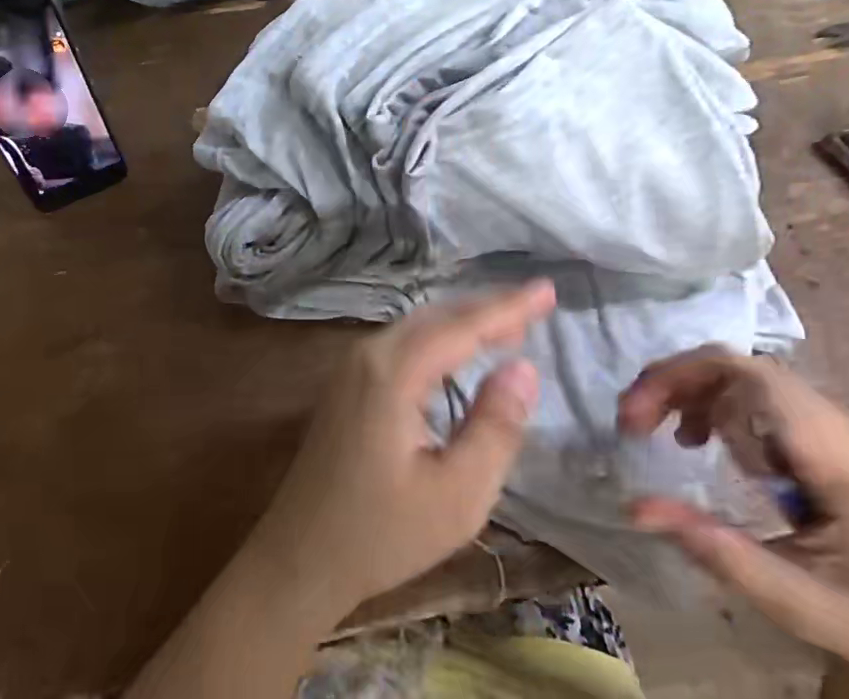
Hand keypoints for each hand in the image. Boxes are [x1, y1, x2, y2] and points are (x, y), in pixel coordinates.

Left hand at [242, 281, 555, 615]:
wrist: (299, 558)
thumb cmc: (382, 534)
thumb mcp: (458, 495)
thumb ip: (495, 428)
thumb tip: (523, 369)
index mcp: (392, 373)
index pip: (461, 326)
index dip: (509, 307)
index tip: (548, 290)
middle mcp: (368, 355)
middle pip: (437, 316)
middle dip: (488, 307)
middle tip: (536, 305)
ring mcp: (351, 367)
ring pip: (418, 326)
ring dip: (463, 322)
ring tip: (510, 326)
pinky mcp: (347, 384)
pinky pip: (402, 344)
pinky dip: (439, 339)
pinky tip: (459, 353)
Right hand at [619, 349, 848, 698]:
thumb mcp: (798, 604)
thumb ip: (718, 551)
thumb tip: (635, 508)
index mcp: (845, 460)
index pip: (754, 377)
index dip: (683, 378)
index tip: (635, 419)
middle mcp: (846, 430)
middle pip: (746, 368)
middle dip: (678, 382)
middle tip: (634, 421)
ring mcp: (845, 433)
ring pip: (753, 379)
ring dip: (699, 394)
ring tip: (669, 436)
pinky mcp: (837, 444)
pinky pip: (768, 402)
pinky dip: (724, 410)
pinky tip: (710, 446)